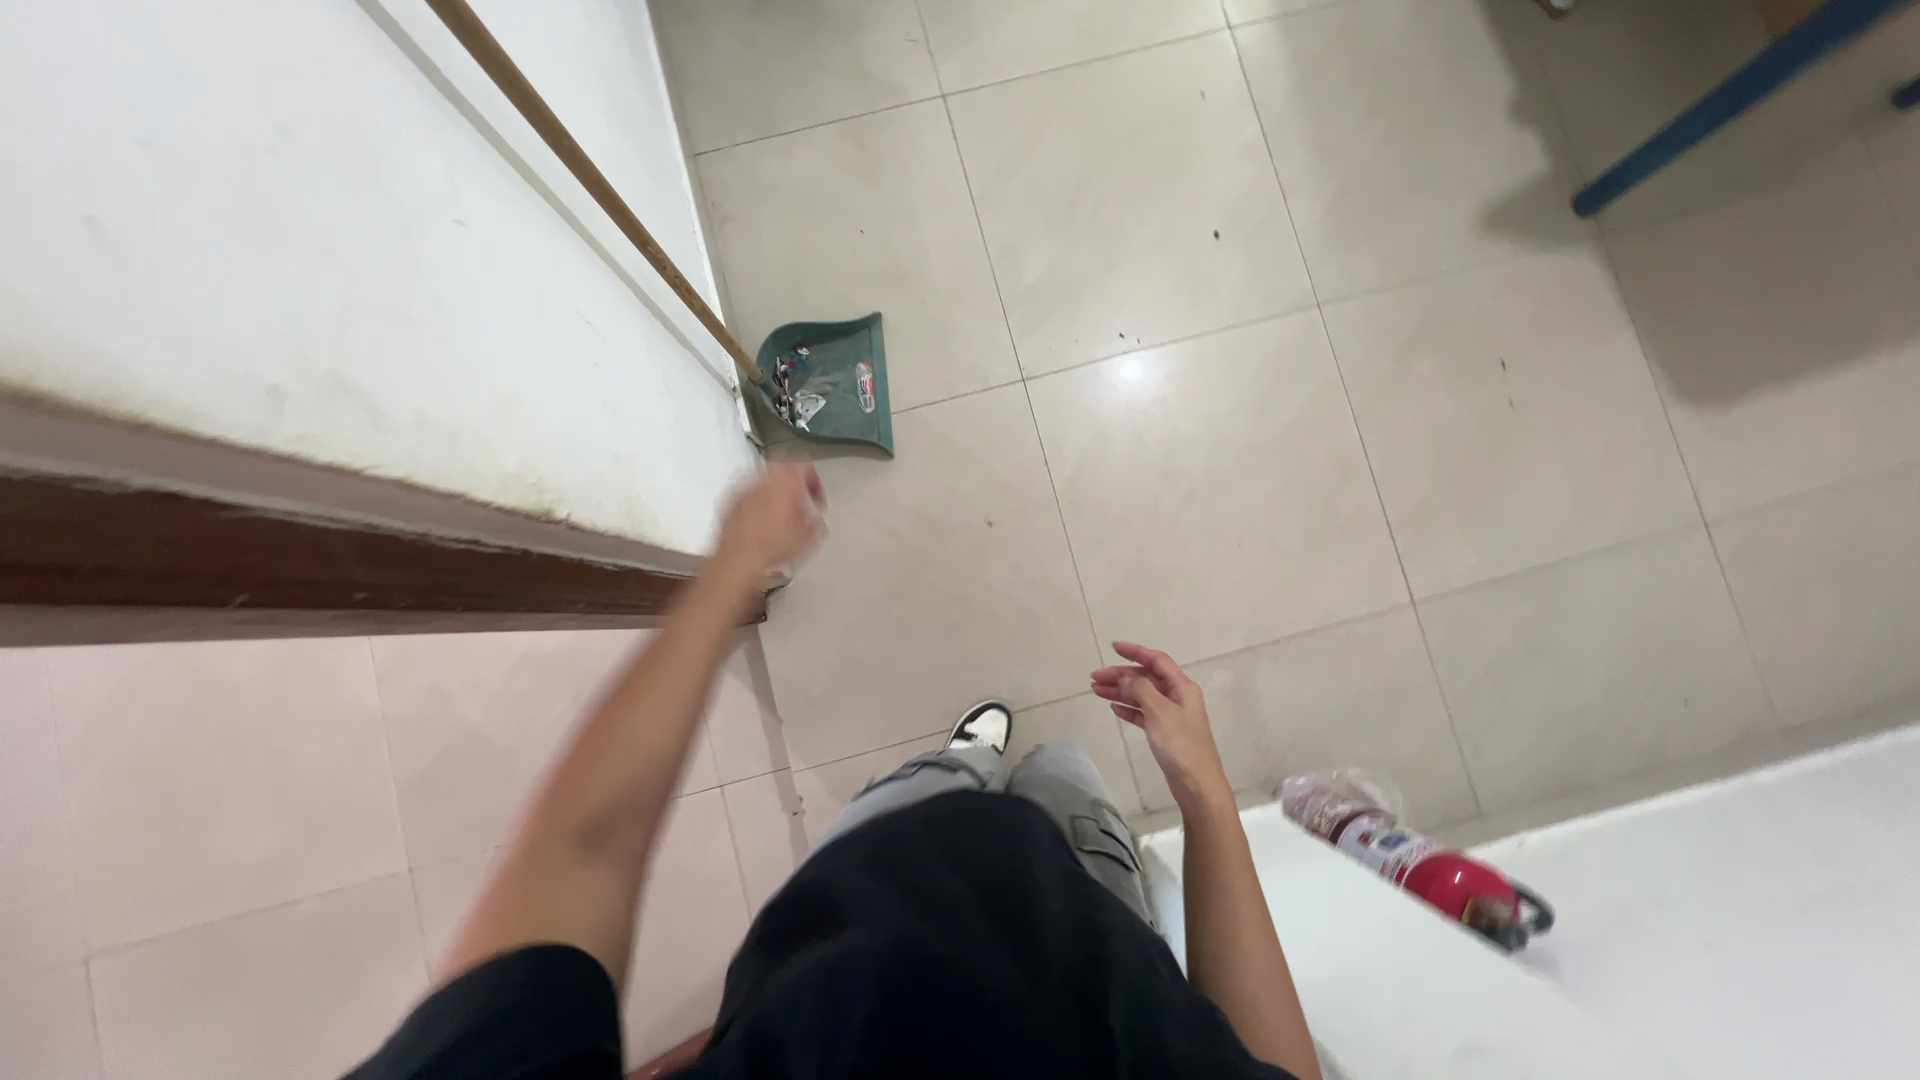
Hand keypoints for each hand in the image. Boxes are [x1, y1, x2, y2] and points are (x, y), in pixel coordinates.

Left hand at [714, 463, 827, 576]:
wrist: (738, 560)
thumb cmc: (773, 547)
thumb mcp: (809, 537)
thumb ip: (816, 520)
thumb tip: (816, 520)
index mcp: (786, 481)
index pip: (805, 465)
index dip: (815, 481)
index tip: (817, 499)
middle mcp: (763, 478)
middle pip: (782, 470)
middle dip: (793, 485)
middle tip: (799, 503)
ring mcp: (743, 489)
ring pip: (764, 482)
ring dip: (774, 493)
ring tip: (781, 515)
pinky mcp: (728, 502)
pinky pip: (748, 495)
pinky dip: (757, 503)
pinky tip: (761, 523)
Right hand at [1091, 642, 1230, 811]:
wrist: (1196, 783)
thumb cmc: (1180, 744)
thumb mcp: (1159, 711)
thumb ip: (1141, 689)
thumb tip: (1126, 677)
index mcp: (1182, 687)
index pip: (1156, 660)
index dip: (1135, 651)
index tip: (1113, 648)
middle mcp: (1177, 696)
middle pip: (1146, 677)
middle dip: (1121, 675)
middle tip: (1095, 677)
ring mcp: (1171, 714)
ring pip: (1141, 695)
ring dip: (1120, 691)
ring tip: (1096, 690)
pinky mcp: (1164, 732)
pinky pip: (1143, 713)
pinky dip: (1128, 708)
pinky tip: (1114, 708)